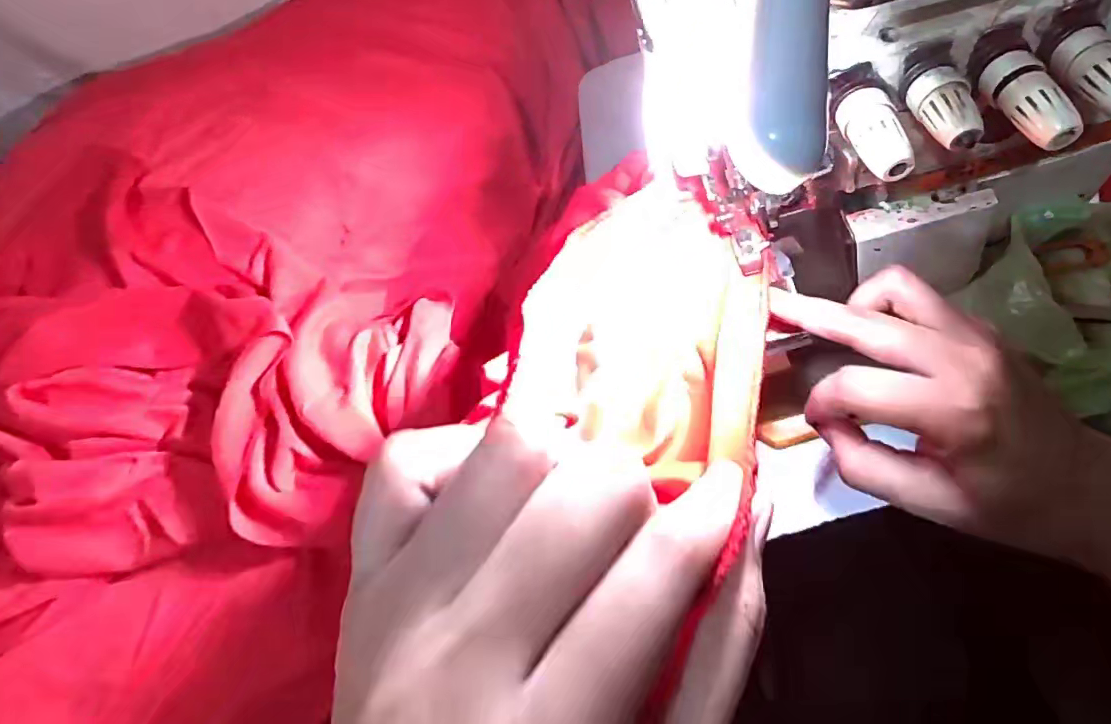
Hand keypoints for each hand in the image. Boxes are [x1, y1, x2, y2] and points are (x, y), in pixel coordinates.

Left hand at [336, 417, 766, 723]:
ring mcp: (395, 608)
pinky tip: (497, 497)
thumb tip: (751, 505)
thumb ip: (723, 639)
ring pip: (507, 449)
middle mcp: (457, 661)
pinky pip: (408, 459)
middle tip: (637, 517)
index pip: (655, 567)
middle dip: (634, 489)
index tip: (727, 485)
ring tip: (569, 495)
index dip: (711, 508)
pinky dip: (465, 455)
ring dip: (560, 457)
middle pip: (585, 491)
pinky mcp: (359, 576)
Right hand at [769, 266, 1110, 569]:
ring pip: (895, 286)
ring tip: (839, 330)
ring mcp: (974, 331)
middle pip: (866, 320)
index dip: (822, 401)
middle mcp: (960, 355)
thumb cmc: (1011, 507)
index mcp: (951, 409)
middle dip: (811, 313)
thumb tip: (826, 423)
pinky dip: (886, 306)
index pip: (855, 385)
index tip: (816, 419)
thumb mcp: (932, 506)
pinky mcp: (980, 324)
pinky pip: (920, 296)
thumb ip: (866, 466)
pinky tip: (880, 337)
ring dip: (857, 303)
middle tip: (773, 304)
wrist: (1087, 484)